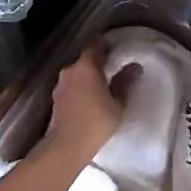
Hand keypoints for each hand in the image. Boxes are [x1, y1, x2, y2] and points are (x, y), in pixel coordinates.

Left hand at [42, 44, 121, 162]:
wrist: (67, 145)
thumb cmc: (97, 121)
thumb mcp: (118, 103)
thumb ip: (125, 82)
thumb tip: (135, 66)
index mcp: (86, 67)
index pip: (93, 46)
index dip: (103, 44)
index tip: (113, 48)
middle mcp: (70, 71)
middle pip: (84, 60)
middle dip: (96, 63)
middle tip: (110, 70)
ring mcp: (60, 85)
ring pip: (76, 74)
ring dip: (86, 77)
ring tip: (100, 86)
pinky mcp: (55, 99)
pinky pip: (70, 86)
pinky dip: (79, 88)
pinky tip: (88, 99)